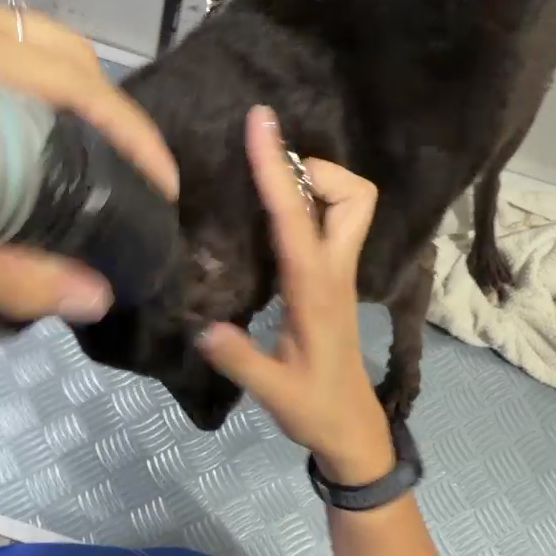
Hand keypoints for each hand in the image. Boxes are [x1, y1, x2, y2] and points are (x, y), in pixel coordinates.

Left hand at [0, 0, 177, 324]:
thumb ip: (13, 272)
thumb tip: (96, 298)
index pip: (76, 85)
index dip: (130, 138)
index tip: (162, 186)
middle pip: (70, 59)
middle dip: (111, 123)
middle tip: (133, 183)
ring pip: (44, 52)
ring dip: (78, 108)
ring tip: (99, 166)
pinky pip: (13, 55)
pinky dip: (43, 97)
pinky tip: (49, 141)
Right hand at [196, 107, 395, 484]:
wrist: (352, 430)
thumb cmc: (315, 410)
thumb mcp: (273, 390)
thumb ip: (238, 357)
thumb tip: (201, 325)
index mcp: (316, 291)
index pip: (297, 218)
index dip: (277, 169)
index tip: (260, 125)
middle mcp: (334, 273)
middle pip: (354, 195)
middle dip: (318, 170)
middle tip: (274, 176)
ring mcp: (338, 278)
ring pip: (349, 207)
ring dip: (318, 188)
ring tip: (270, 196)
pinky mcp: (332, 286)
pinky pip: (329, 229)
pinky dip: (308, 211)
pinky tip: (272, 224)